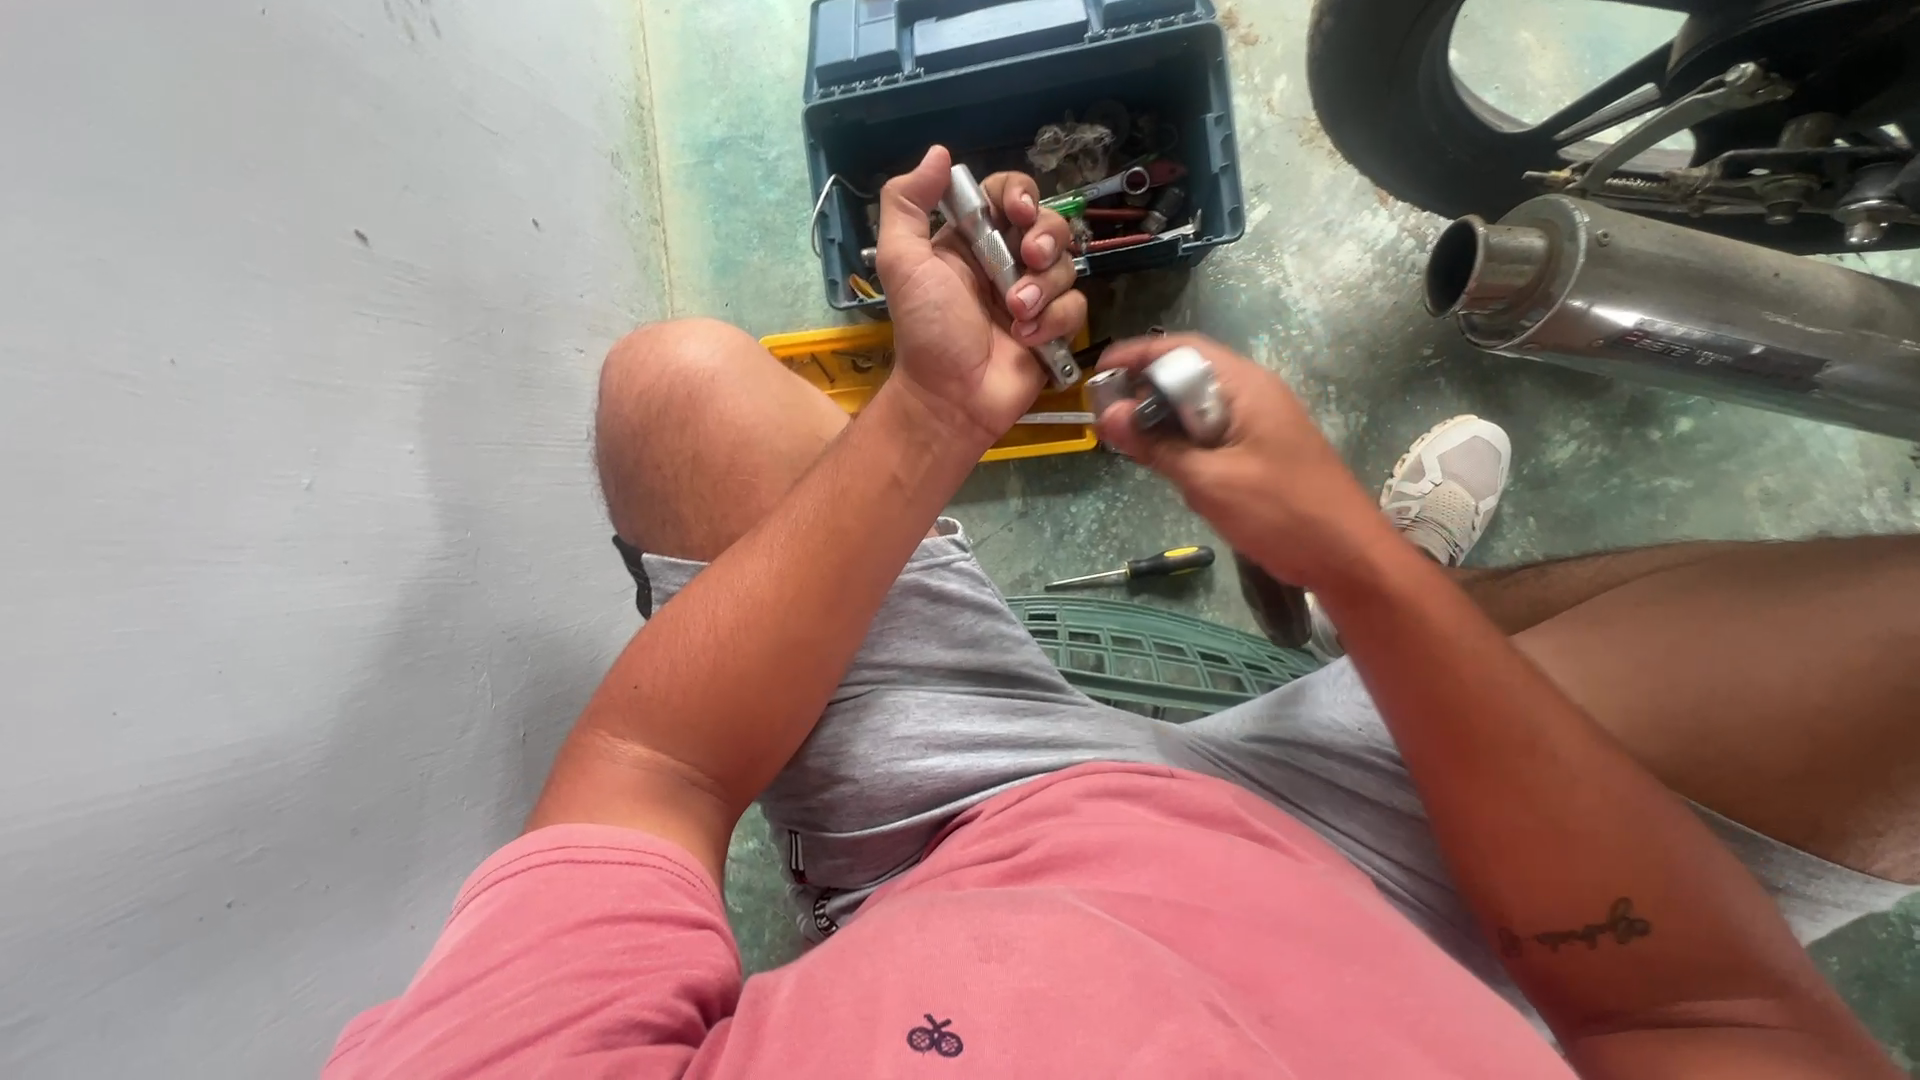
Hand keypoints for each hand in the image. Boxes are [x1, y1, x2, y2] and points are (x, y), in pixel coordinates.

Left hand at [875, 145, 1085, 448]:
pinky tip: (1028, 338)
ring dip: (1044, 287)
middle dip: (1045, 237)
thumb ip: (907, 204)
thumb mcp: (902, 262)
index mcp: (971, 240)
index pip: (1008, 194)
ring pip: (1067, 264)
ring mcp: (1032, 295)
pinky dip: (1055, 320)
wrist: (949, 397)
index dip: (1021, 195)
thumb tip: (938, 153)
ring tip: (1016, 313)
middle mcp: (1005, 262)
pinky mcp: (1053, 328)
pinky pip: (1076, 306)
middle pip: (1049, 224)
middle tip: (1027, 259)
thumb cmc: (926, 330)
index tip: (1018, 212)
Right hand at [1095, 334, 1399, 592]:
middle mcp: (1254, 394)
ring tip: (1128, 442)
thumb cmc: (1280, 513)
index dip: (1137, 356)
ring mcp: (1261, 422)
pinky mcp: (1262, 450)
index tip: (1097, 375)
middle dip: (1145, 390)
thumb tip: (1108, 415)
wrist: (1347, 556)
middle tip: (1106, 416)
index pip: (1182, 350)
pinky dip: (1184, 441)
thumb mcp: (1209, 481)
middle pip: (1189, 375)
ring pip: (1199, 407)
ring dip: (1163, 419)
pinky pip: (1213, 433)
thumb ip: (1157, 446)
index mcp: (1245, 387)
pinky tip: (1166, 464)